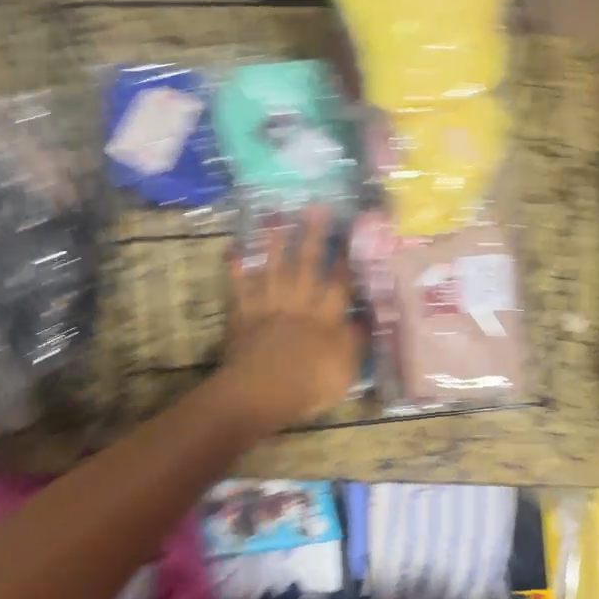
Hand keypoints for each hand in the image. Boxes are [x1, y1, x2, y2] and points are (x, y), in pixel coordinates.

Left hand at [218, 203, 360, 429]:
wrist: (262, 391)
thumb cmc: (310, 384)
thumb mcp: (346, 368)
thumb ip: (354, 342)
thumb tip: (364, 320)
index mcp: (327, 317)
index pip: (339, 283)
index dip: (345, 259)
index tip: (351, 233)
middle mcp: (299, 304)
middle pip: (307, 264)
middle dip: (312, 235)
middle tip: (316, 207)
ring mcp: (268, 307)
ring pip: (272, 268)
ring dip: (274, 242)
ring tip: (276, 217)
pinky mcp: (242, 316)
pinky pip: (239, 288)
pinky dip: (236, 269)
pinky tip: (234, 250)